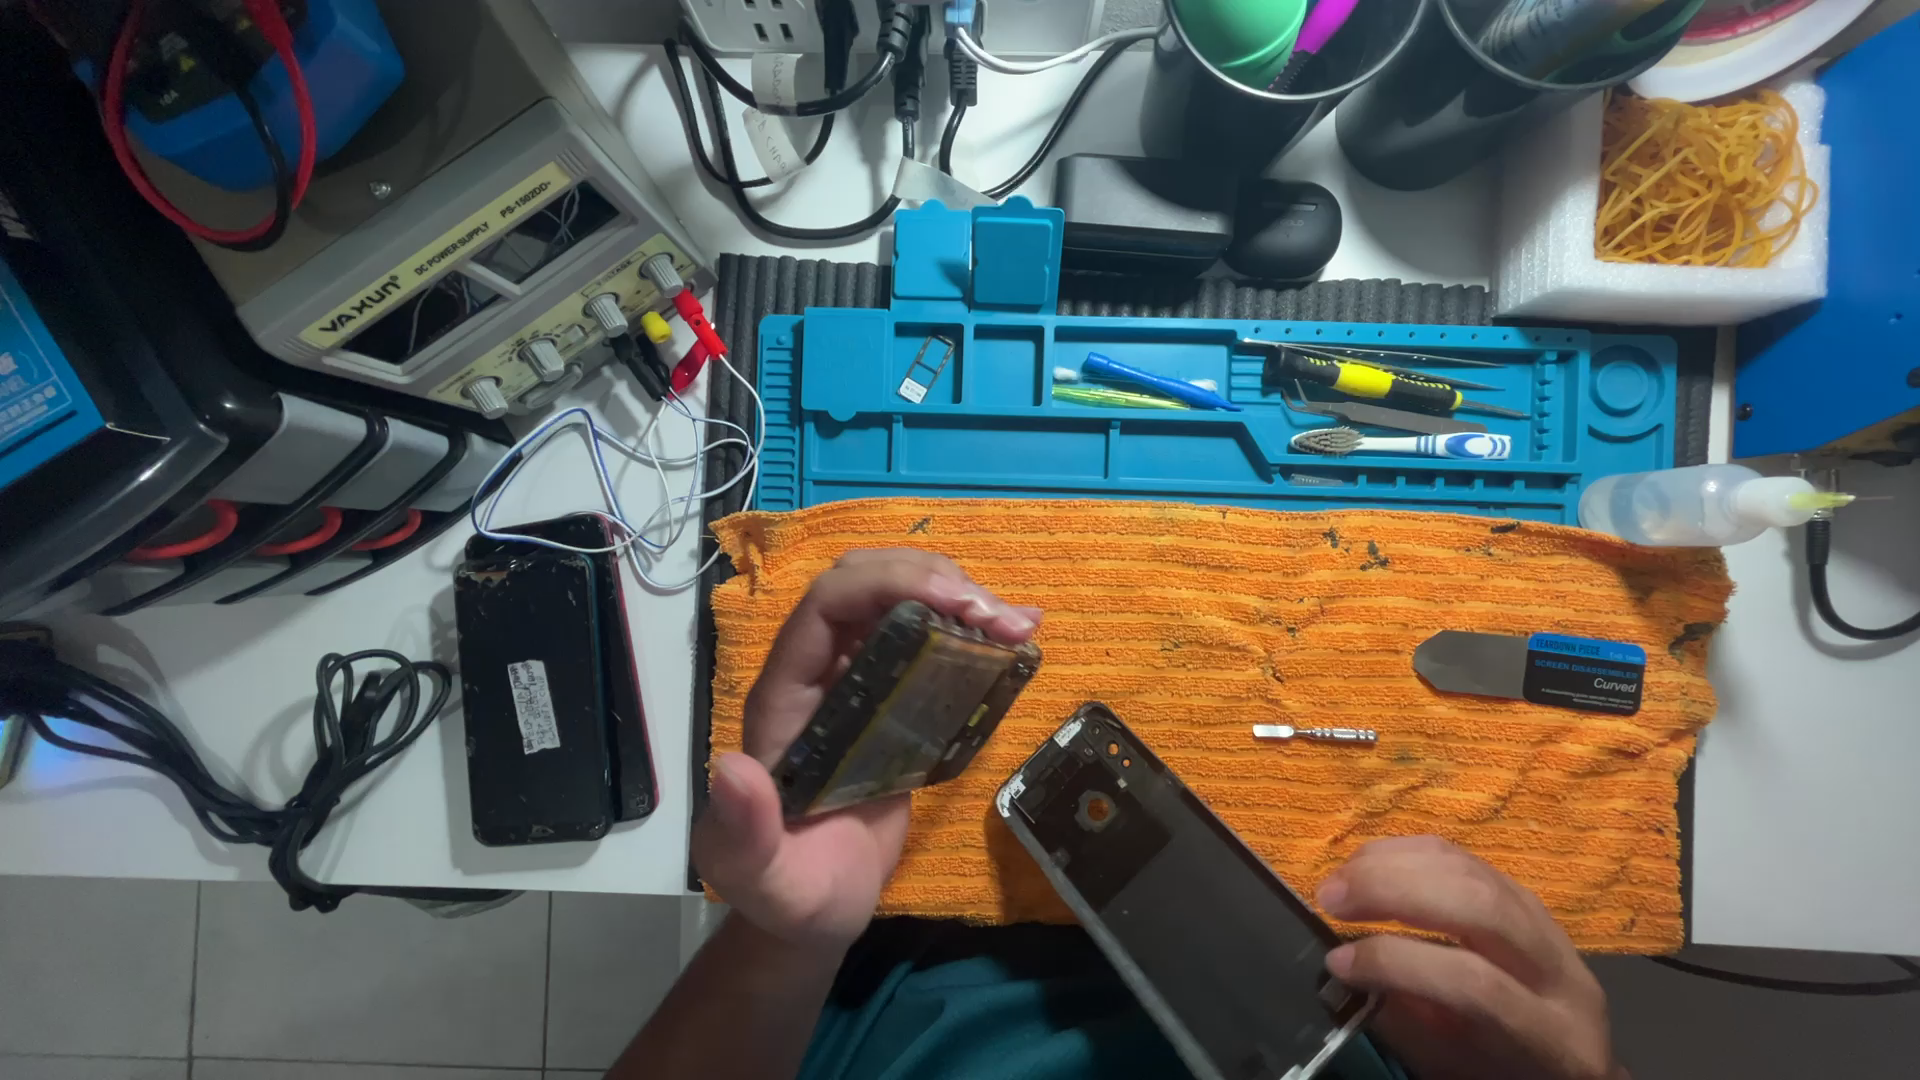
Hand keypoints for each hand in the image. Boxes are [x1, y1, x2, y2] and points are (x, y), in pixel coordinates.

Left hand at [693, 549, 1041, 952]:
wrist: (820, 906)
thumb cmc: (791, 892)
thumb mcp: (763, 879)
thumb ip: (742, 836)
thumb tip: (733, 766)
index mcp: (785, 694)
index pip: (827, 604)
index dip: (890, 583)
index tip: (962, 606)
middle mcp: (818, 670)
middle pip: (865, 580)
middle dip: (934, 578)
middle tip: (999, 616)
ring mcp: (858, 677)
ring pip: (898, 596)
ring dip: (958, 593)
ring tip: (1016, 624)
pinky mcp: (894, 693)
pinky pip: (926, 633)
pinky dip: (970, 622)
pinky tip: (1015, 632)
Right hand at [1318, 837, 1624, 1079]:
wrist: (1567, 1060)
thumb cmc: (1497, 1069)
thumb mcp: (1453, 1065)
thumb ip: (1402, 1016)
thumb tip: (1341, 962)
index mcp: (1552, 1035)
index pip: (1475, 983)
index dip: (1396, 964)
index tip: (1337, 963)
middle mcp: (1559, 969)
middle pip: (1477, 905)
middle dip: (1390, 890)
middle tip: (1329, 898)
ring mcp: (1544, 920)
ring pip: (1465, 868)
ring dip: (1388, 863)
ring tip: (1339, 879)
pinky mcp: (1518, 890)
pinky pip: (1457, 854)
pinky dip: (1401, 852)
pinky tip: (1365, 863)